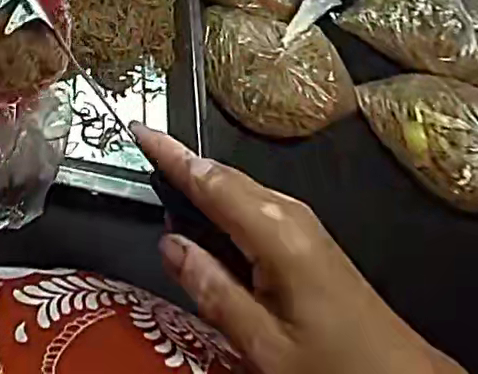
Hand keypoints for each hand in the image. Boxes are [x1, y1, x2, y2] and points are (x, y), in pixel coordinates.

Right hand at [134, 126, 464, 373]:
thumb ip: (213, 290)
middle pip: (221, 177)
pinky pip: (252, 206)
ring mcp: (301, 221)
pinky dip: (221, 203)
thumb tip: (171, 243)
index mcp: (274, 231)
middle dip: (181, 165)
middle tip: (142, 162)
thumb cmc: (337, 368)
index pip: (208, 179)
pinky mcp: (307, 236)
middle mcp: (287, 212)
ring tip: (165, 188)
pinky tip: (208, 224)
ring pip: (237, 190)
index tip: (140, 129)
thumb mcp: (266, 346)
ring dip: (201, 185)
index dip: (170, 152)